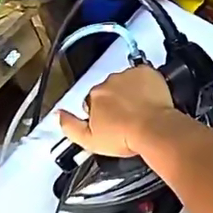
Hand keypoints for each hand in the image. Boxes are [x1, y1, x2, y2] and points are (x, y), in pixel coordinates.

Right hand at [58, 64, 178, 157]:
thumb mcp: (89, 140)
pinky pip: (143, 74)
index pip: (93, 100)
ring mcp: (129, 75)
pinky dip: (145, 83)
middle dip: (115, 100)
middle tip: (125, 117)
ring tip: (138, 109)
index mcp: (95, 95)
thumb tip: (59, 115)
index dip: (101, 112)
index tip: (110, 122)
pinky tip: (148, 98)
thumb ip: (70, 126)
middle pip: (109, 89)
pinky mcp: (146, 72)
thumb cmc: (125, 136)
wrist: (153, 129)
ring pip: (126, 81)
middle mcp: (110, 81)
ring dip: (130, 91)